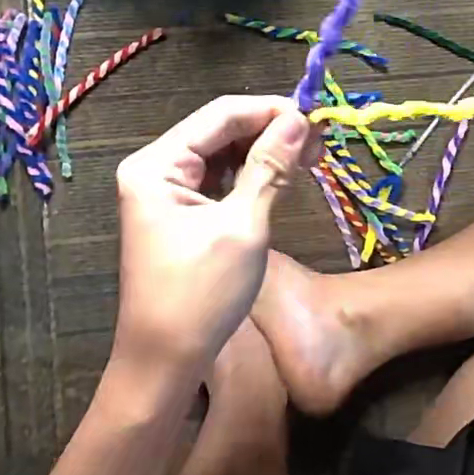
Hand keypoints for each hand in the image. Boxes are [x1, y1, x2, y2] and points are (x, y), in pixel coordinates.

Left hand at [113, 95, 317, 374]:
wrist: (163, 364)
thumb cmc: (200, 296)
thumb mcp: (242, 226)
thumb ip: (269, 167)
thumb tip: (299, 118)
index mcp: (156, 164)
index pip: (219, 115)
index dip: (269, 110)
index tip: (315, 118)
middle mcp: (154, 167)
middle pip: (220, 129)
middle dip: (269, 130)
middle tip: (318, 141)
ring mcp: (164, 189)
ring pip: (222, 152)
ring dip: (264, 150)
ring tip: (309, 155)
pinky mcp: (178, 210)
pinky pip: (218, 177)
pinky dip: (251, 173)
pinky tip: (282, 174)